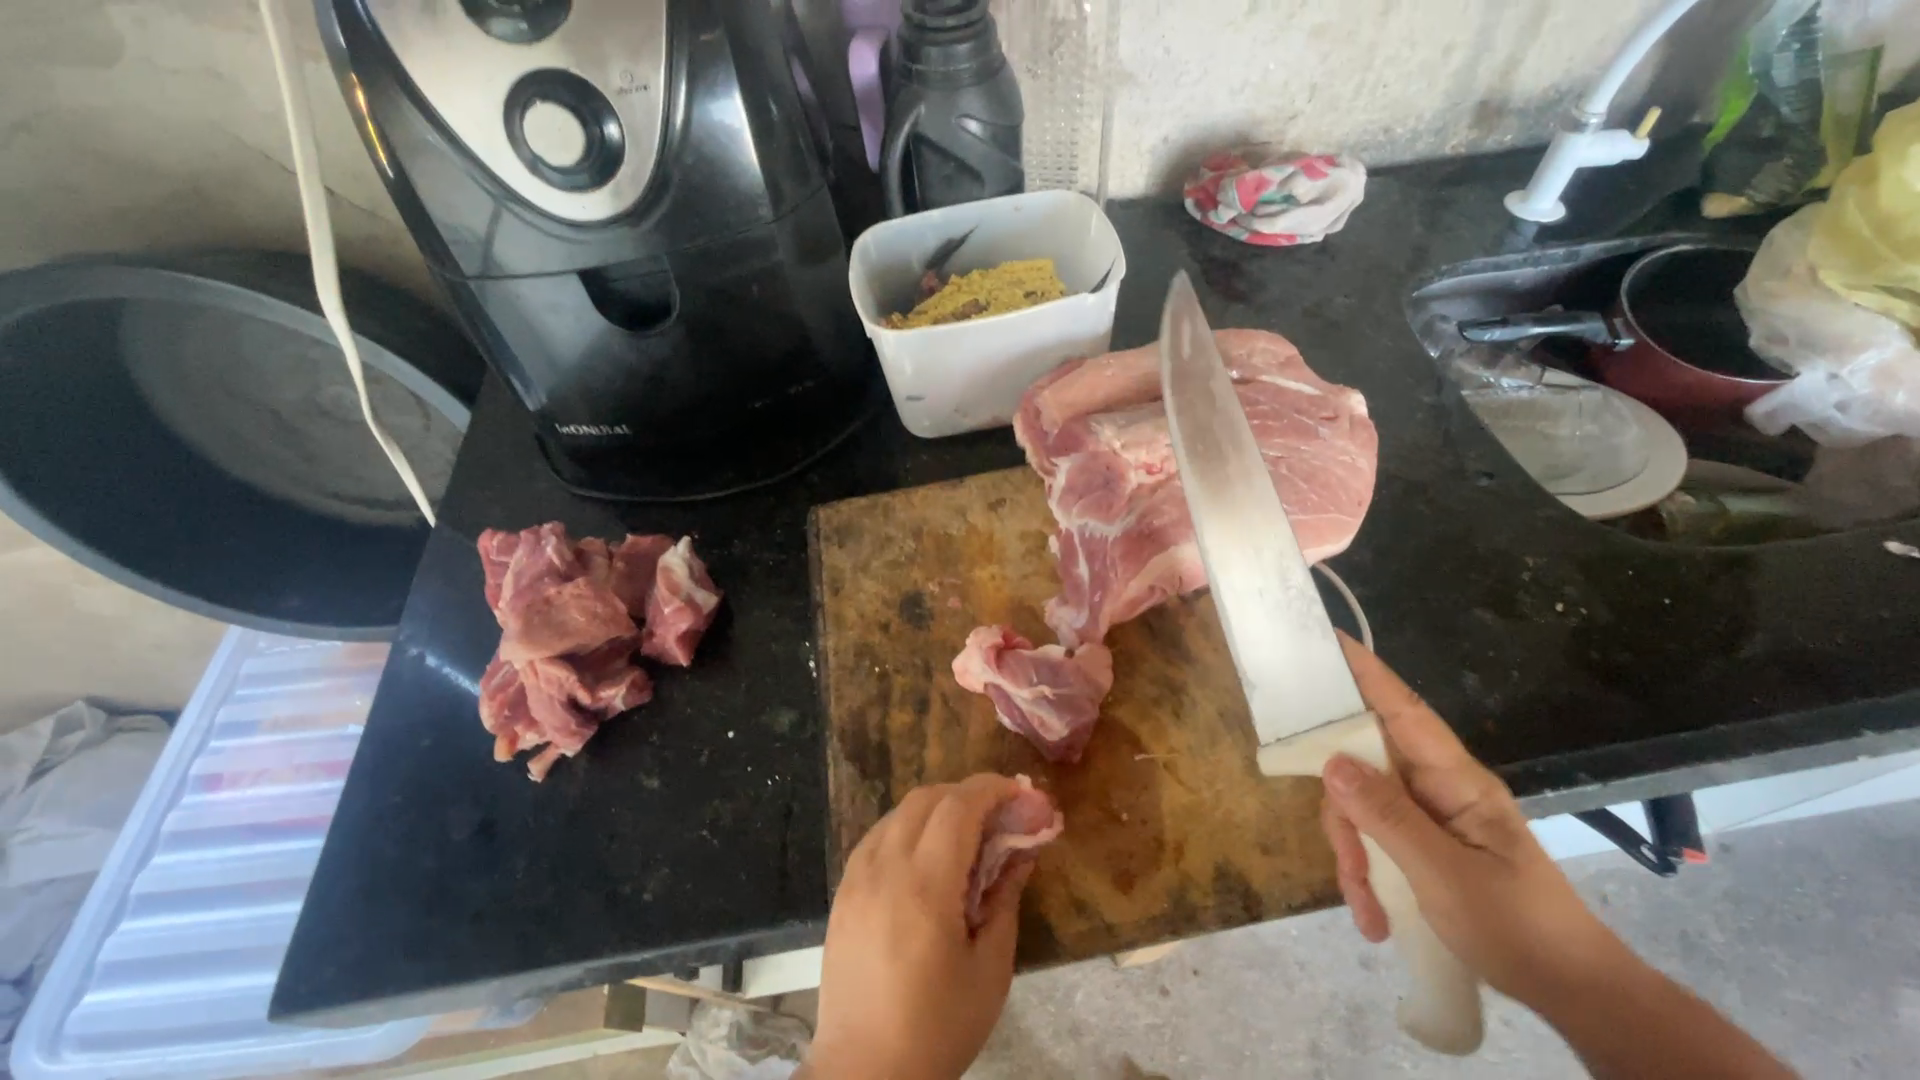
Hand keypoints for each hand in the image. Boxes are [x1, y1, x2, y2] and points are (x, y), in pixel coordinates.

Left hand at [801, 774, 1032, 1079]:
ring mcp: (856, 878)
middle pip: (926, 798)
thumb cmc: (938, 1026)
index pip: (958, 807)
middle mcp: (884, 868)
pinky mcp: (842, 893)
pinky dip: (908, 828)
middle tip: (1001, 815)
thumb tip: (1022, 850)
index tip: (1021, 794)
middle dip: (968, 794)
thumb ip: (1005, 898)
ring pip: (898, 813)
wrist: (865, 1071)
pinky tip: (927, 856)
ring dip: (936, 808)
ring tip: (967, 834)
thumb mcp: (989, 967)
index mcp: (924, 886)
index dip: (993, 789)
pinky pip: (877, 837)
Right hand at [1319, 636, 1631, 1006]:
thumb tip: (1331, 762)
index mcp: (1456, 780)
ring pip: (1363, 811)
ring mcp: (1431, 817)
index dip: (1365, 675)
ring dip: (1356, 859)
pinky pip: (1376, 842)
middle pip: (1364, 770)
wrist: (1572, 989)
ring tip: (1369, 911)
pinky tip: (1377, 917)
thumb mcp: (1444, 874)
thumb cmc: (1518, 927)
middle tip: (1348, 868)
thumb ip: (1386, 816)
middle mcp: (1439, 788)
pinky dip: (1369, 878)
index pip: (1403, 711)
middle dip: (1346, 819)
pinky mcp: (1424, 846)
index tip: (1328, 641)